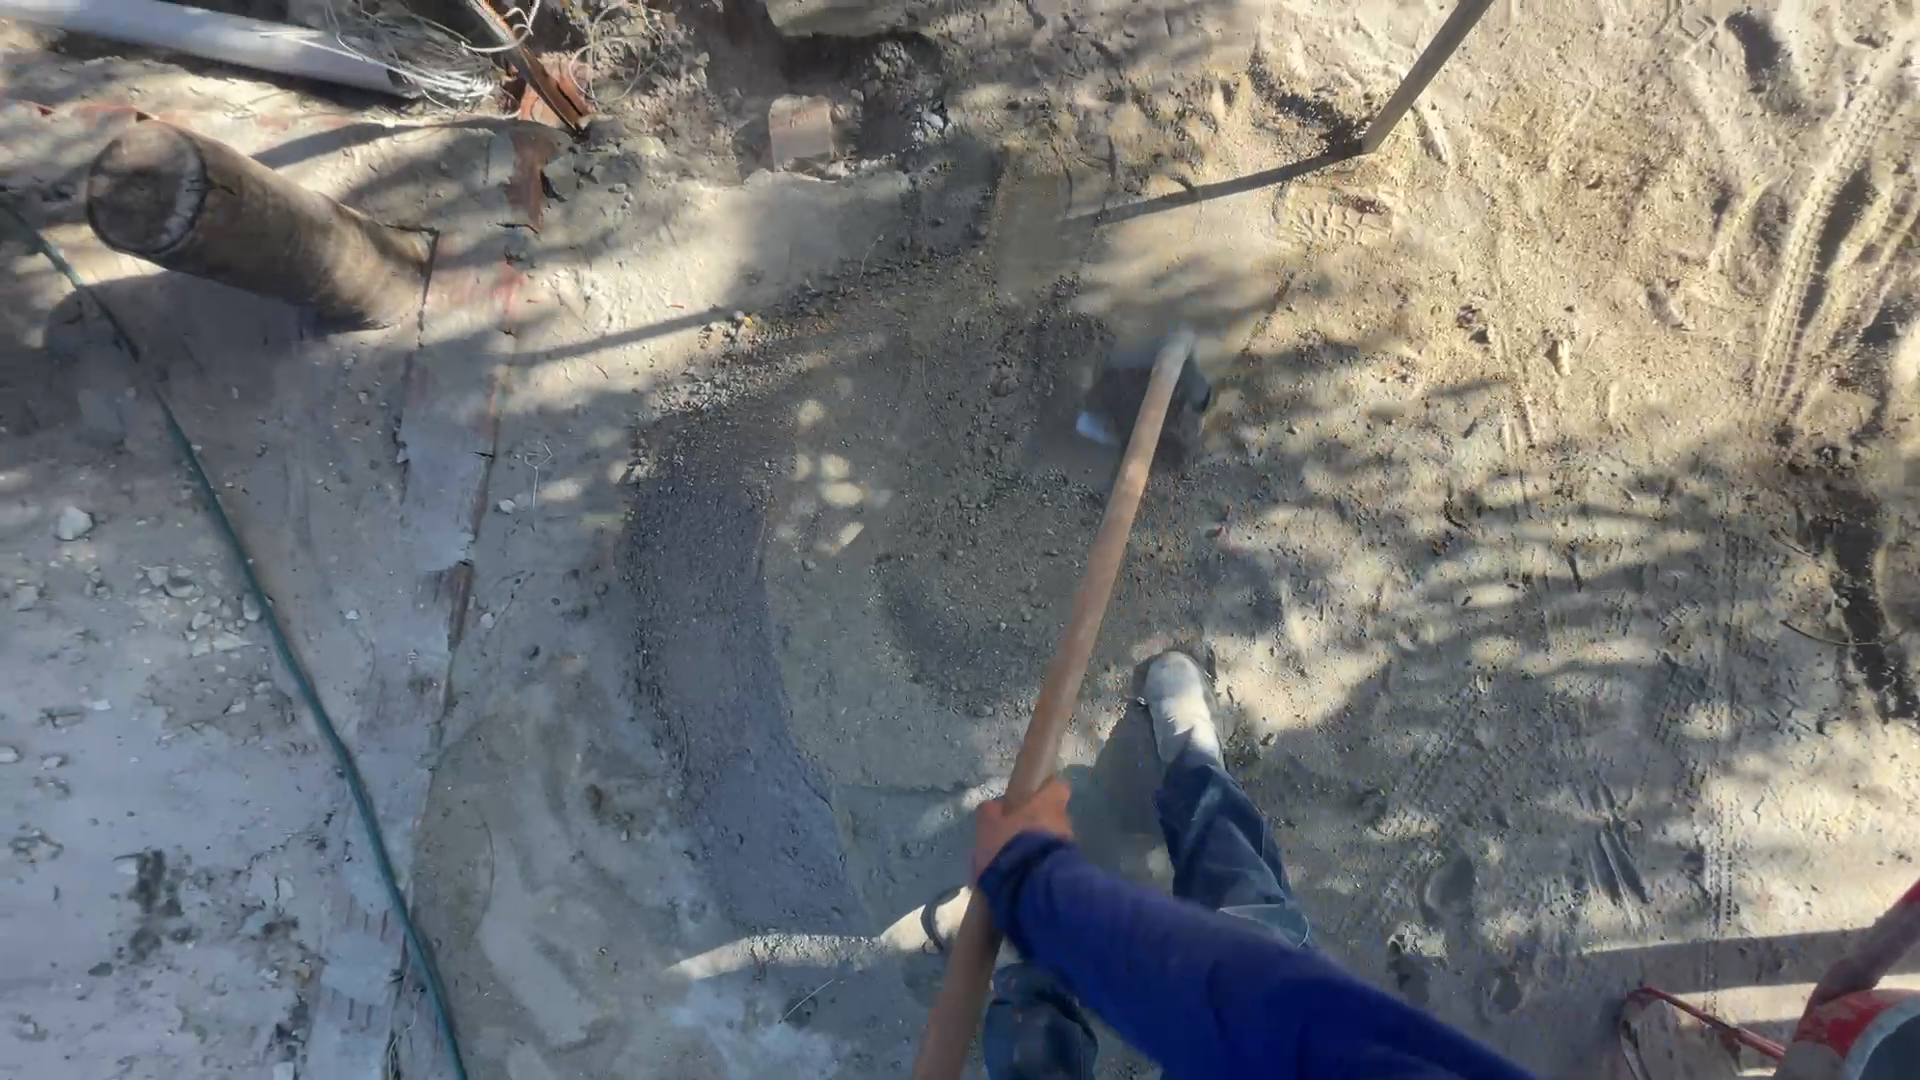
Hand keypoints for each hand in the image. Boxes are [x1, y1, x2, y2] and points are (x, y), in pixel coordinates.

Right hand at [971, 775, 1073, 882]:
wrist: (1032, 887)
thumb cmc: (1010, 845)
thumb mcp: (988, 825)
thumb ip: (991, 812)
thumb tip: (996, 807)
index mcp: (1049, 803)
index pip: (1058, 787)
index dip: (1047, 789)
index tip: (1032, 797)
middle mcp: (1063, 822)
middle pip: (1053, 816)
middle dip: (1037, 825)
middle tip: (1015, 836)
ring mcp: (1068, 848)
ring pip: (1052, 841)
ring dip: (1037, 848)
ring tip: (1015, 863)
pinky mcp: (1067, 872)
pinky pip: (1051, 863)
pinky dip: (1039, 868)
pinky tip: (1022, 879)